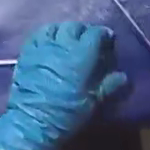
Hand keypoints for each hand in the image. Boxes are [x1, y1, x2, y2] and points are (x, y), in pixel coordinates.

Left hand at [0, 22, 127, 149]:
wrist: (31, 122)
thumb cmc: (66, 114)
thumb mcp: (92, 102)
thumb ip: (108, 86)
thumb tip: (122, 76)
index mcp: (80, 57)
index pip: (95, 34)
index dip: (103, 34)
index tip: (107, 40)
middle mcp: (61, 46)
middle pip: (75, 27)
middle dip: (84, 32)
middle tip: (88, 42)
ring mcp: (42, 47)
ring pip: (56, 27)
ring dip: (65, 31)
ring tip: (68, 40)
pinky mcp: (27, 52)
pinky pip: (37, 34)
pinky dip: (46, 34)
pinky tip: (50, 42)